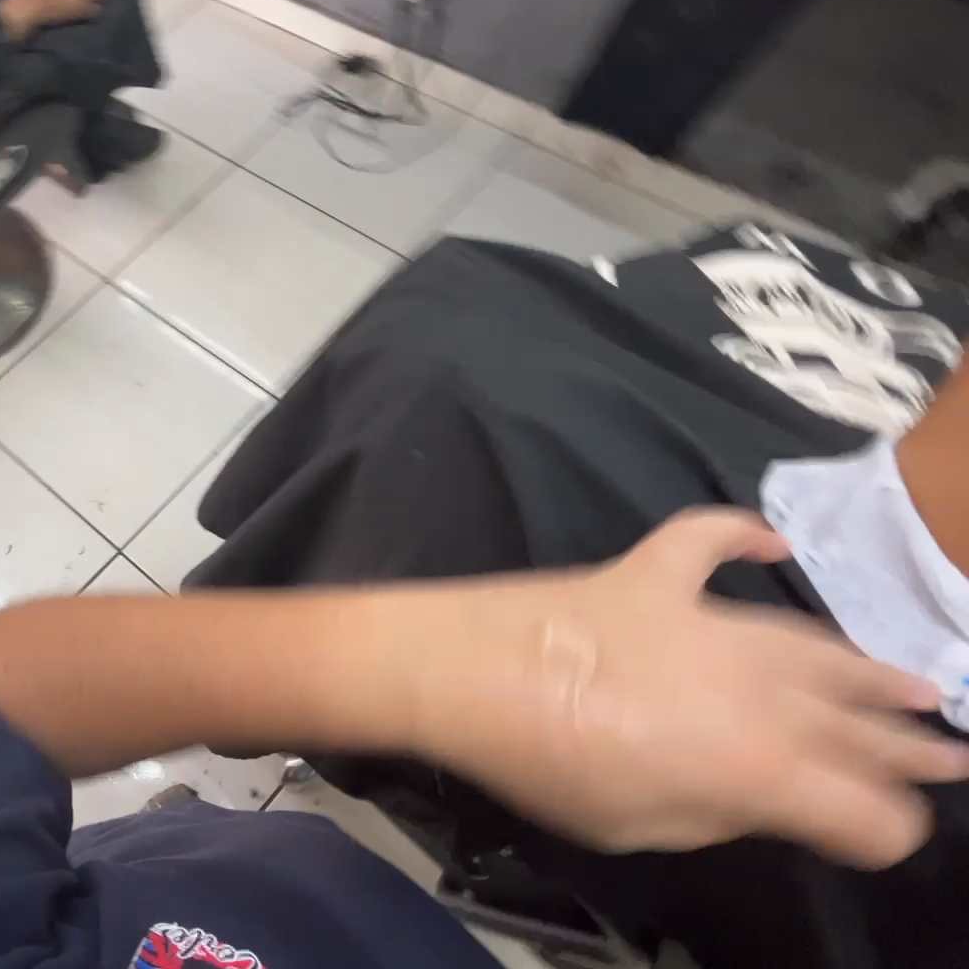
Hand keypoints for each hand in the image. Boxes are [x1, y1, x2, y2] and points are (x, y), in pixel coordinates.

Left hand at [406, 508, 968, 869]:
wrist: (447, 670)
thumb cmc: (530, 761)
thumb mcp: (632, 826)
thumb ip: (713, 812)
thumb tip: (752, 793)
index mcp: (757, 766)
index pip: (869, 811)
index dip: (879, 830)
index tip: (868, 832)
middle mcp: (750, 688)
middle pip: (853, 724)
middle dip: (902, 749)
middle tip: (942, 756)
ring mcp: (694, 620)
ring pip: (804, 642)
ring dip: (863, 666)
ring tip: (916, 686)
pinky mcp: (637, 578)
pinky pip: (697, 541)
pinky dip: (732, 533)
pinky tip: (767, 539)